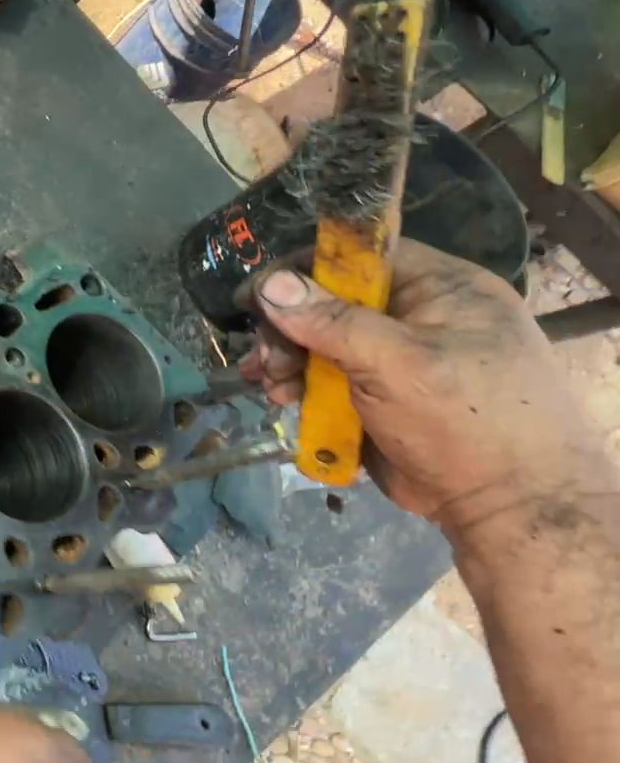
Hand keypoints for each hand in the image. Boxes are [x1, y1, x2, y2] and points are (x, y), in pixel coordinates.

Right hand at [238, 239, 613, 538]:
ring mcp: (396, 356)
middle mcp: (418, 315)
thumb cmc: (466, 420)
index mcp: (442, 291)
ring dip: (284, 362)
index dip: (303, 270)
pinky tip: (283, 400)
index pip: (360, 257)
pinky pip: (324, 375)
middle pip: (327, 301)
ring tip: (274, 389)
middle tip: (266, 362)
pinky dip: (297, 385)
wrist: (508, 506)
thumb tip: (270, 284)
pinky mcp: (378, 391)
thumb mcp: (395, 363)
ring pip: (318, 340)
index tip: (255, 298)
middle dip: (286, 330)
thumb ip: (330, 322)